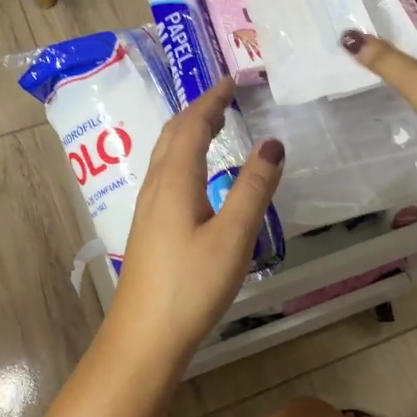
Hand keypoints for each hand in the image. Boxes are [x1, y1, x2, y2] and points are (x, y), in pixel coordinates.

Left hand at [109, 81, 284, 351]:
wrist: (144, 336)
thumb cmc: (191, 285)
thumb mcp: (233, 237)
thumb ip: (253, 188)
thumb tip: (272, 143)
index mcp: (175, 181)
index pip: (192, 125)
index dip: (211, 99)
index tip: (232, 80)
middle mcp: (156, 187)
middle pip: (173, 134)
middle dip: (198, 110)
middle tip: (225, 97)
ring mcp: (148, 208)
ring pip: (165, 155)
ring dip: (188, 132)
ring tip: (214, 126)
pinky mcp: (148, 229)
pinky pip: (165, 174)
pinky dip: (183, 156)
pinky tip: (196, 176)